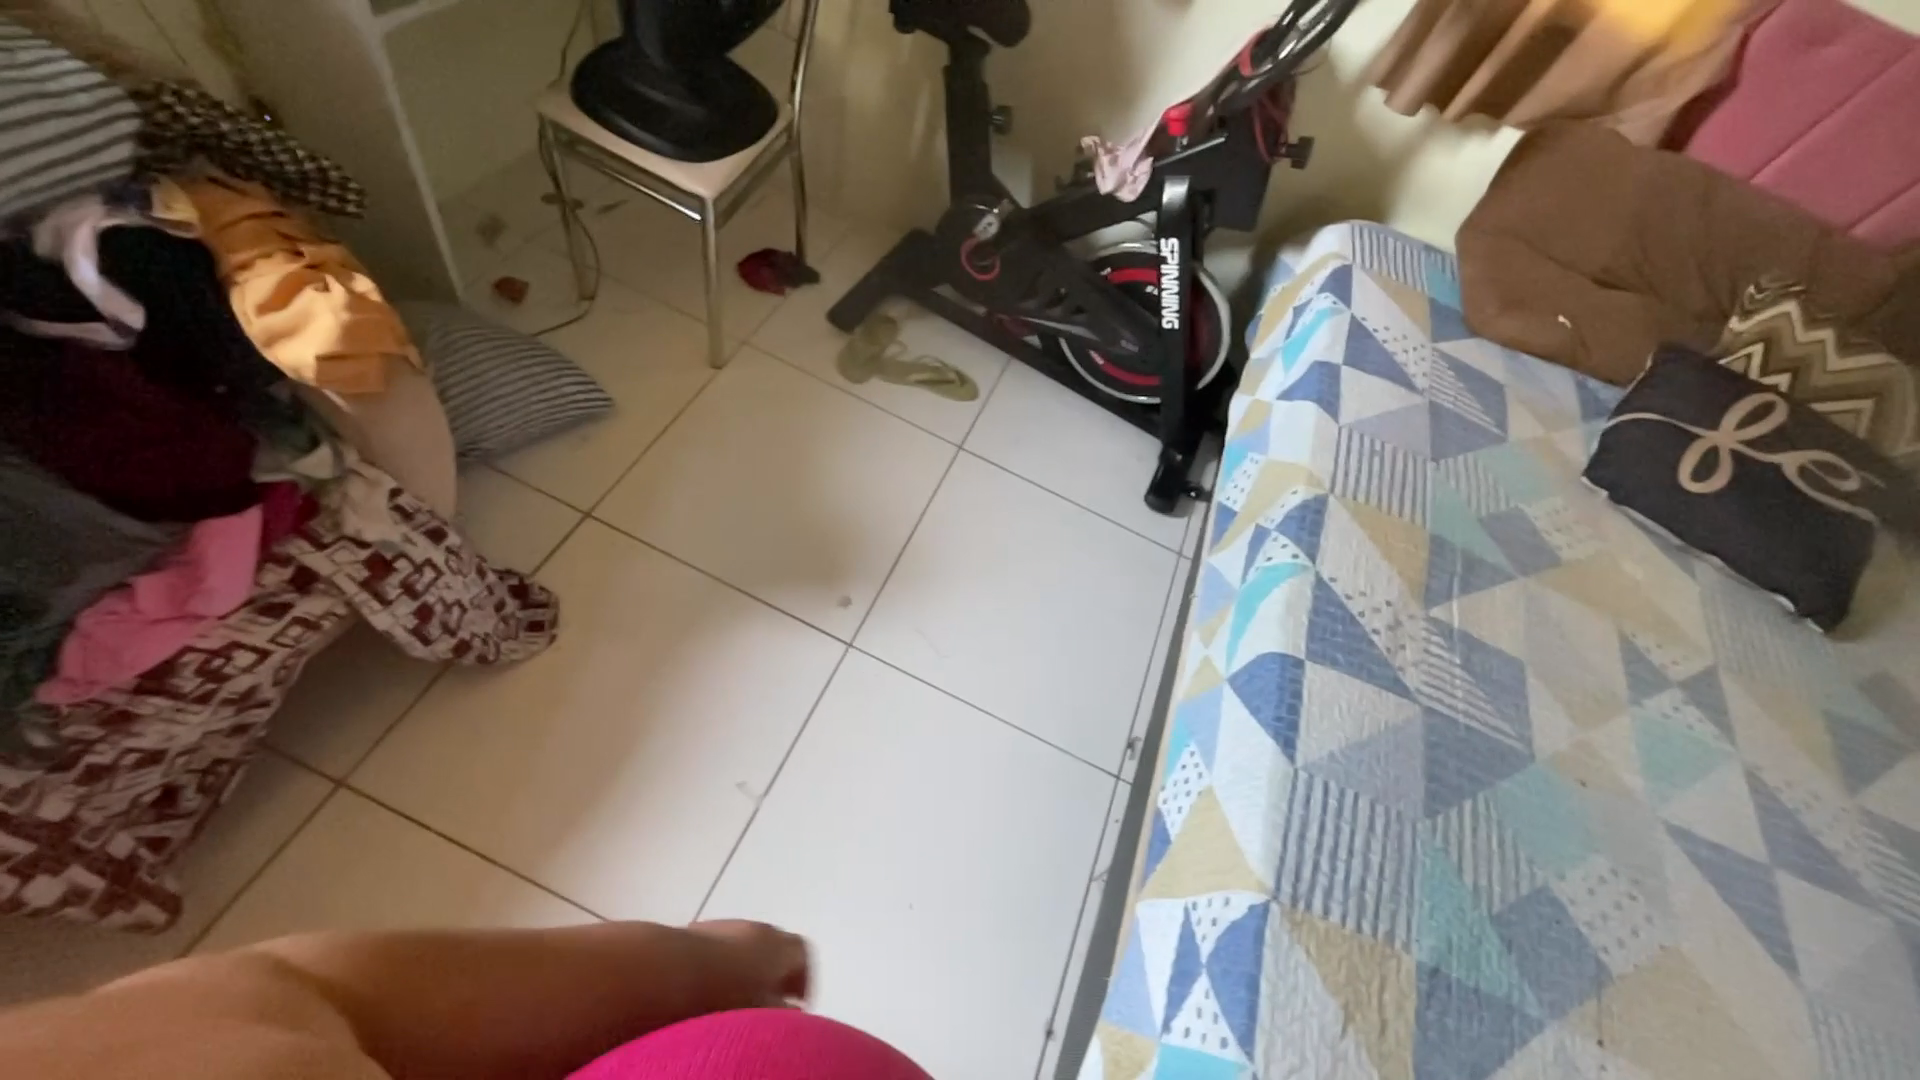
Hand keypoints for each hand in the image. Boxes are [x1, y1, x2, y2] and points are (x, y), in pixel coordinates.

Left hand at [687, 920, 811, 1007]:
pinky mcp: (698, 930)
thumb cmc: (725, 995)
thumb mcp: (763, 1012)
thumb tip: (792, 1013)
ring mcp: (727, 925)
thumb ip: (783, 1013)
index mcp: (780, 945)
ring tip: (736, 997)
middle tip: (769, 1001)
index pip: (804, 955)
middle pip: (776, 946)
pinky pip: (719, 946)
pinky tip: (708, 988)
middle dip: (775, 972)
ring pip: (746, 944)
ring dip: (746, 966)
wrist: (668, 970)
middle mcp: (759, 928)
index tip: (797, 1004)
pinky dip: (721, 964)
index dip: (803, 980)